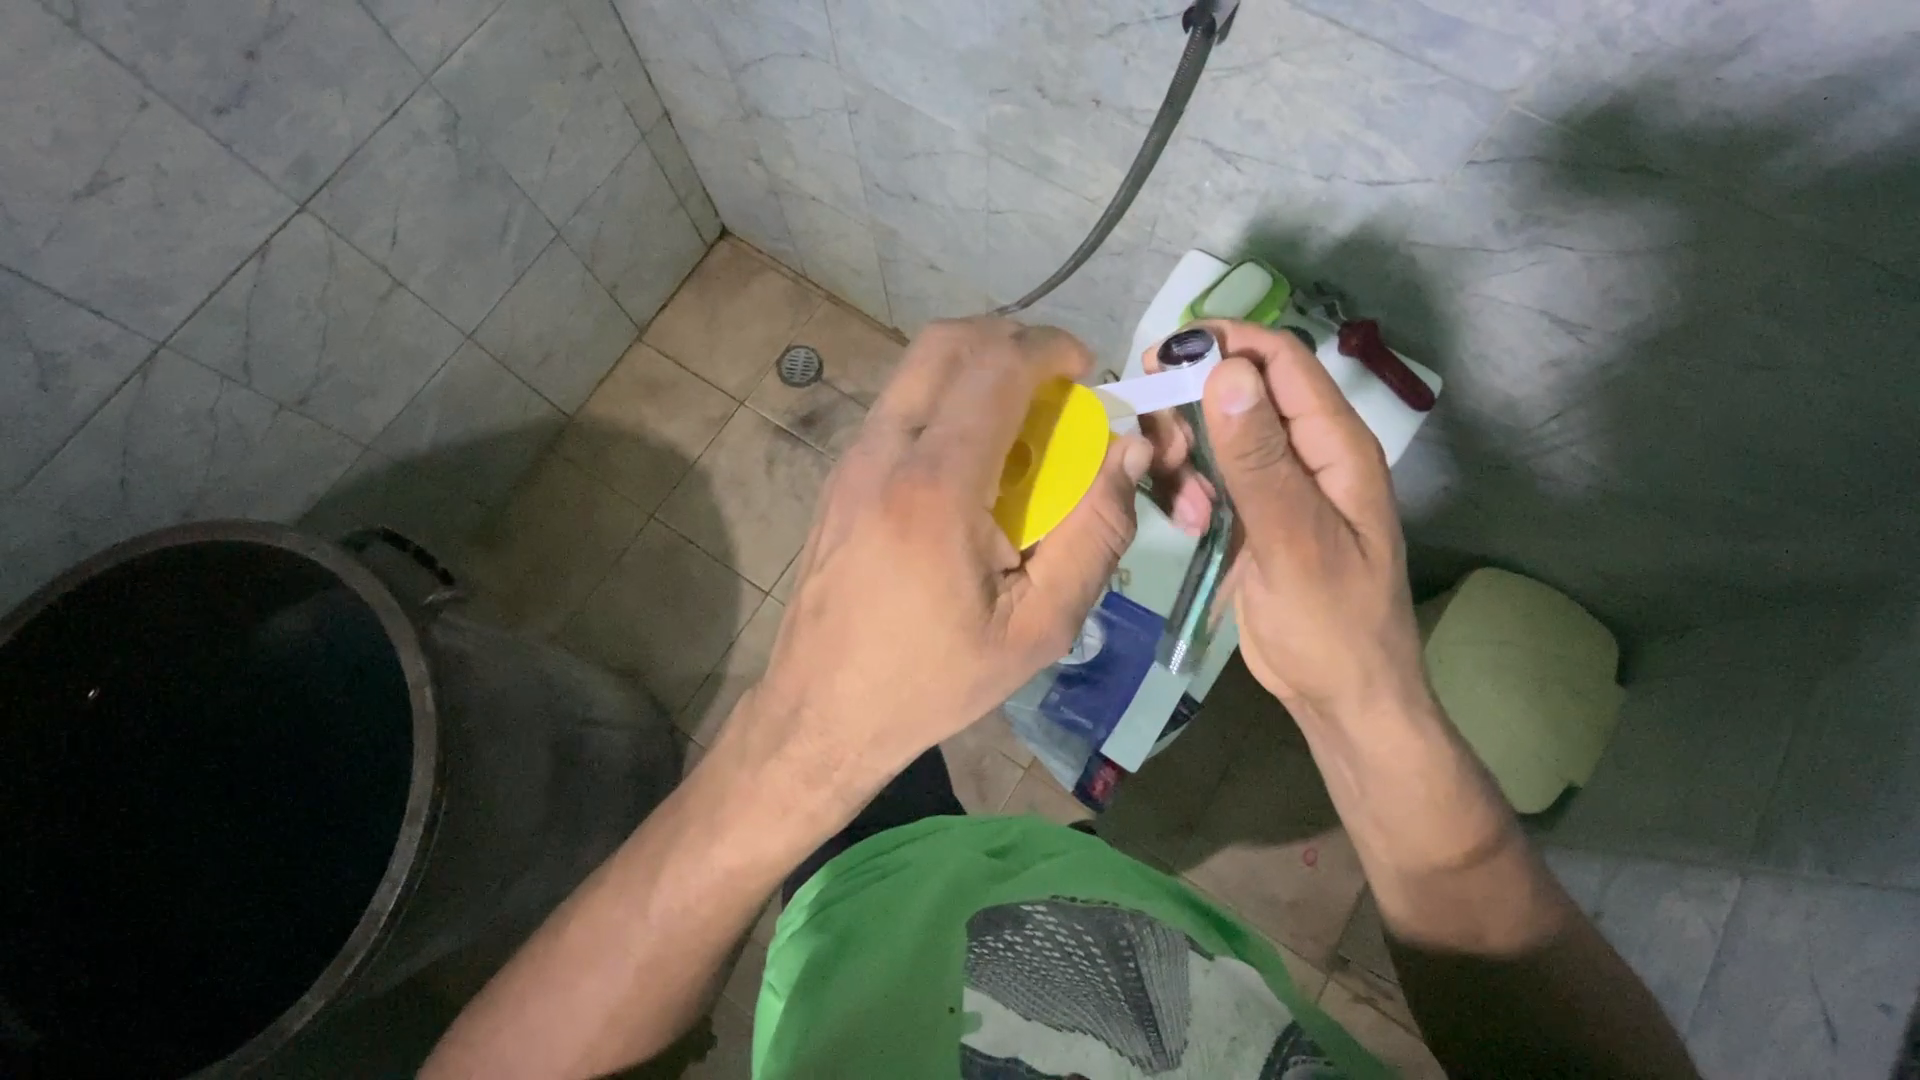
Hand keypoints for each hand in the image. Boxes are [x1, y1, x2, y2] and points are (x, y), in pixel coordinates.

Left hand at [744, 318, 1152, 778]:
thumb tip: (1128, 451)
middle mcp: (883, 455)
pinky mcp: (839, 479)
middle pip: (945, 342)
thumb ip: (1094, 534)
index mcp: (935, 490)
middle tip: (1056, 386)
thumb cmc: (933, 681)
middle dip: (1011, 341)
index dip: (1050, 348)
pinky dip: (947, 404)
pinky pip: (900, 409)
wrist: (820, 712)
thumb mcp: (1037, 629)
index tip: (1086, 370)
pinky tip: (974, 469)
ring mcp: (850, 462)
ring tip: (1021, 427)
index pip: (995, 367)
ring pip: (917, 370)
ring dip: (977, 371)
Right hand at [1145, 320, 1425, 723]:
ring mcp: (1276, 487)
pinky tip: (1185, 521)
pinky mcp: (1251, 518)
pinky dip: (1187, 489)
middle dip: (1191, 408)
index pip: (1281, 362)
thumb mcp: (1295, 540)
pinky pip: (1209, 479)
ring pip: (1216, 437)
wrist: (1341, 697)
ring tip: (1182, 504)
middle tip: (1155, 443)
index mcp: (1334, 446)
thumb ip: (1260, 459)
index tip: (1161, 355)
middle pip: (1240, 394)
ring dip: (1185, 456)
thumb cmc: (1332, 623)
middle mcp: (1306, 455)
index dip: (1225, 344)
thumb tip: (1226, 372)